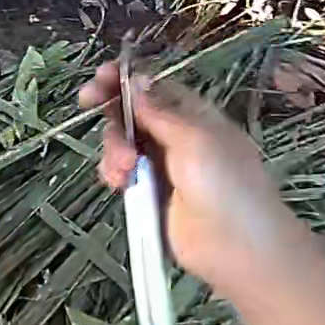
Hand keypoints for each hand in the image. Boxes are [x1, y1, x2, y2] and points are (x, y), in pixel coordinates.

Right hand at [78, 62, 304, 296]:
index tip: (101, 75)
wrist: (237, 248)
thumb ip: (158, 110)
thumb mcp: (193, 138)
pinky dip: (113, 171)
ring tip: (124, 167)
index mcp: (192, 115)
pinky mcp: (147, 192)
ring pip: (121, 140)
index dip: (126, 79)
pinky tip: (119, 182)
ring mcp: (160, 165)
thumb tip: (135, 78)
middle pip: (131, 110)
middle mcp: (174, 135)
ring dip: (114, 146)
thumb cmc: (224, 184)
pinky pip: (119, 170)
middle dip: (111, 107)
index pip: (153, 87)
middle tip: (88, 100)